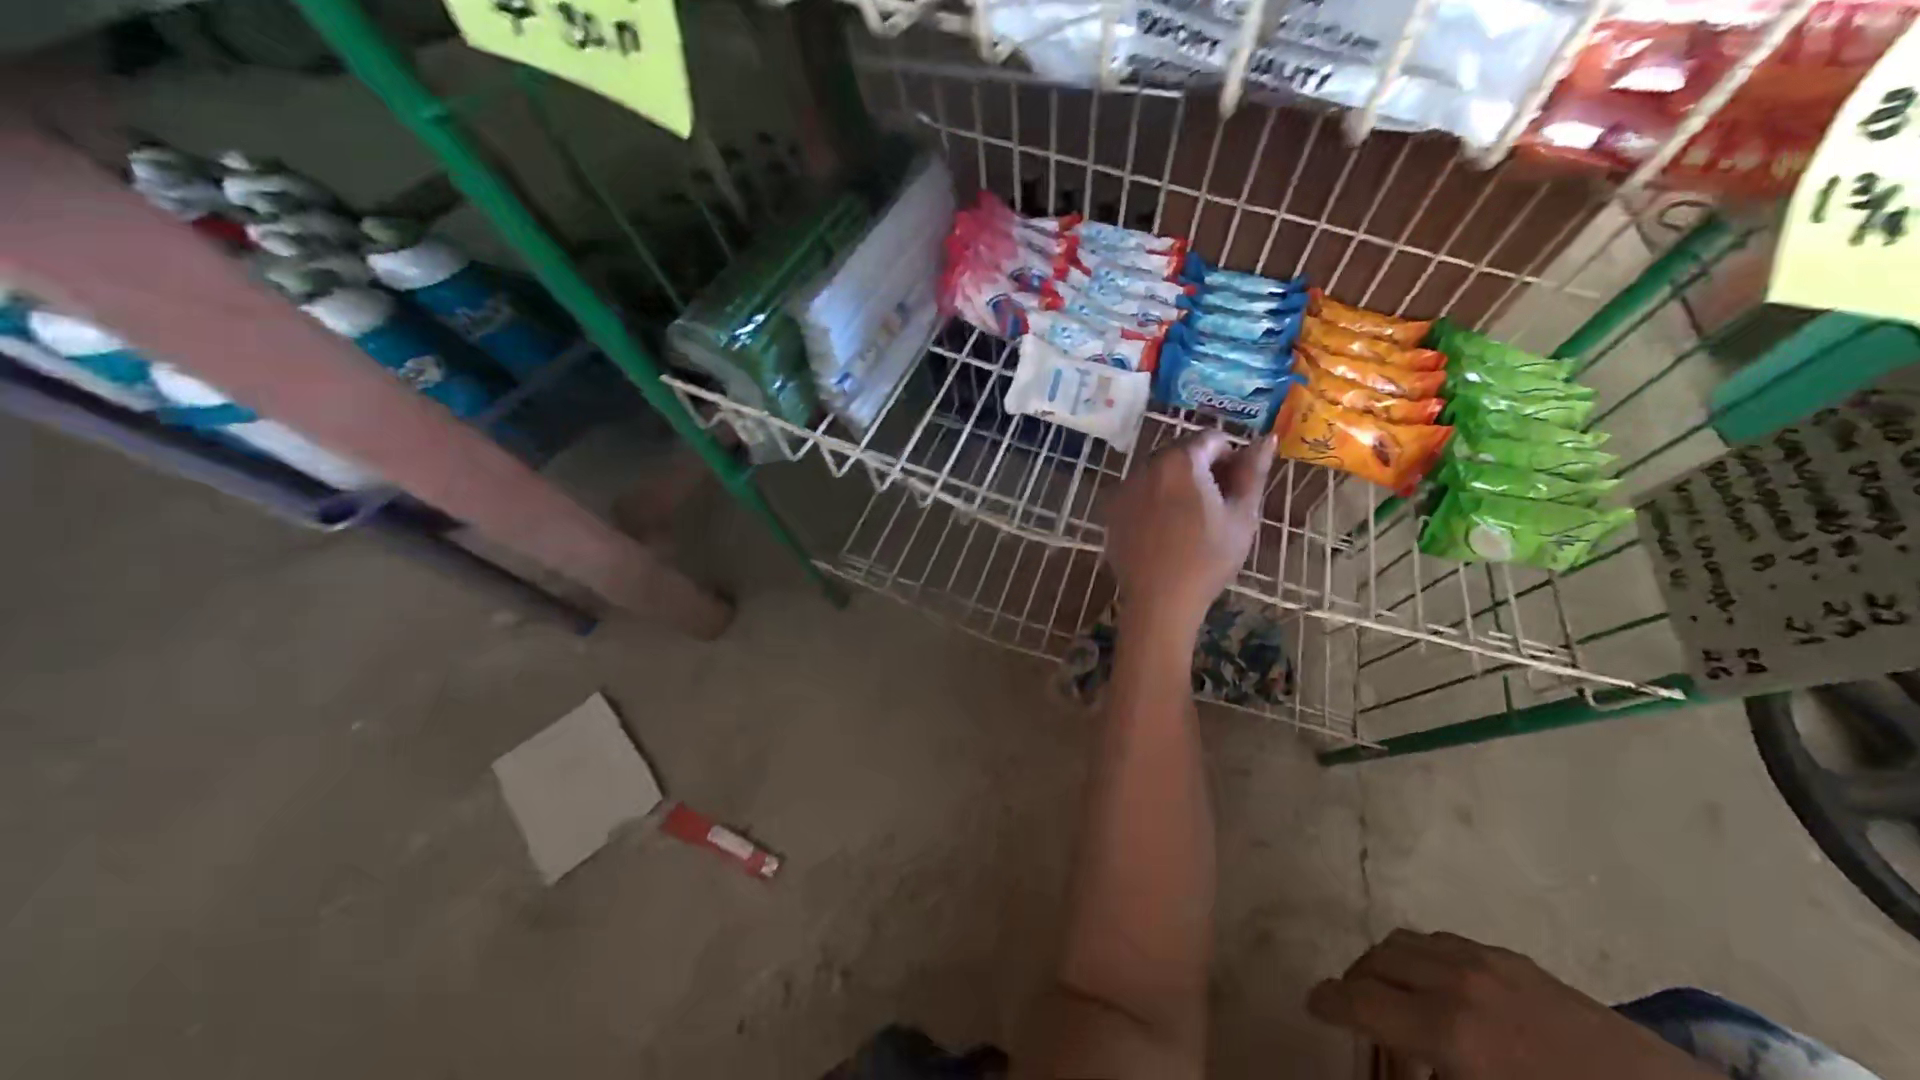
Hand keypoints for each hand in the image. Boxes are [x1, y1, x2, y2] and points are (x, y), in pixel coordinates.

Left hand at [1104, 431, 1273, 636]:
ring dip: (1176, 482)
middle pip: (1180, 452)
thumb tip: (1265, 438)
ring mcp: (1123, 488)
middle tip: (1217, 502)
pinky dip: (1153, 500)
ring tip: (1192, 518)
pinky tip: (1165, 529)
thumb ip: (1252, 472)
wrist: (1160, 600)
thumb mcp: (1241, 515)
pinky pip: (1138, 492)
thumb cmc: (1209, 558)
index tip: (1237, 484)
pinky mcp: (1111, 510)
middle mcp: (1146, 466)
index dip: (1229, 456)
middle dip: (1201, 467)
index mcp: (1180, 461)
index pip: (1210, 439)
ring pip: (1157, 472)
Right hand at [1308, 930, 1721, 1079]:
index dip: (1328, 1002)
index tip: (1312, 1005)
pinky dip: (1421, 956)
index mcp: (1451, 1030)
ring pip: (1404, 941)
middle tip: (1352, 1008)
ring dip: (1385, 963)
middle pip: (1376, 961)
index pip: (1361, 1001)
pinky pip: (1442, 941)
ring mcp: (1487, 962)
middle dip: (1354, 982)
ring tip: (1391, 993)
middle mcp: (1457, 982)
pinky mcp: (1515, 958)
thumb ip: (1433, 1073)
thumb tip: (1398, 1062)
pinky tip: (1439, 986)